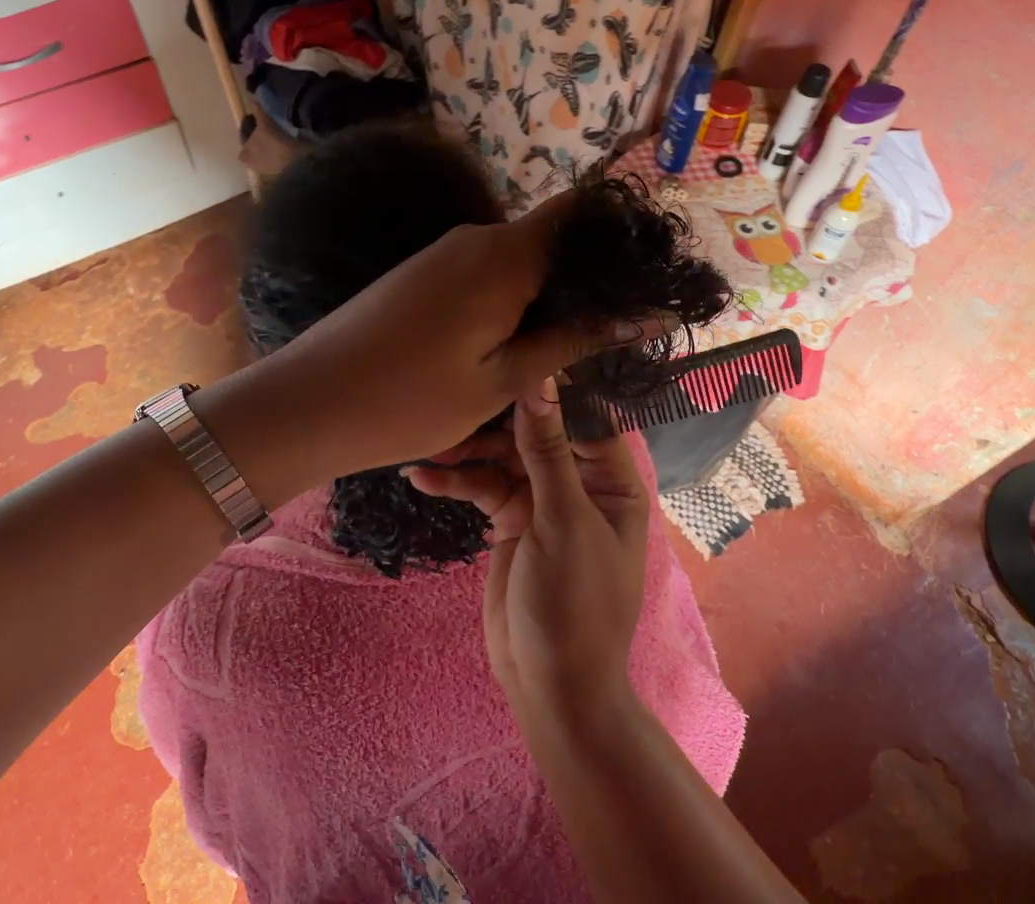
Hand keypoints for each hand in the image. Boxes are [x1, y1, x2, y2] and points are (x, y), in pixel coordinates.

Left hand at [200, 192, 631, 505]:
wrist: (305, 404)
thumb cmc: (407, 401)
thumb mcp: (502, 381)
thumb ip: (573, 340)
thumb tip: (646, 313)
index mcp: (502, 256)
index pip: (582, 211)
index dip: (622, 236)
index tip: (651, 278)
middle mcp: (475, 239)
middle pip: (554, 237)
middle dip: (590, 279)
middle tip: (620, 334)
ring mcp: (444, 254)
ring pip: (520, 261)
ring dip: (549, 298)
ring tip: (572, 350)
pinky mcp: (423, 275)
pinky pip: (486, 275)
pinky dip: (512, 303)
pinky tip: (517, 347)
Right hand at [405, 377, 649, 717]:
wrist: (549, 680)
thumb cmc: (576, 602)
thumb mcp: (562, 521)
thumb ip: (548, 450)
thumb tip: (542, 381)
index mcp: (612, 481)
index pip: (584, 415)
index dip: (550, 387)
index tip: (508, 354)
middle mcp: (579, 483)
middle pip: (534, 433)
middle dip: (494, 424)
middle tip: (454, 407)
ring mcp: (542, 503)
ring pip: (502, 459)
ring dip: (466, 455)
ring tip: (426, 450)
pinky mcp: (510, 521)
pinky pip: (482, 489)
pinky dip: (456, 482)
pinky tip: (422, 477)